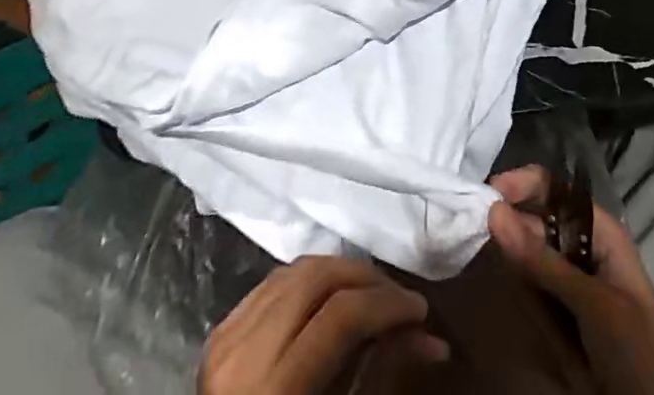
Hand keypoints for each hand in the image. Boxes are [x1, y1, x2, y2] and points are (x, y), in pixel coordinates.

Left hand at [200, 256, 448, 394]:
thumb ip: (381, 375)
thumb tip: (432, 339)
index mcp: (273, 387)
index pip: (339, 314)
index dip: (386, 304)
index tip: (420, 310)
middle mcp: (242, 351)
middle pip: (316, 277)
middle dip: (367, 278)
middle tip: (399, 298)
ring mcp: (226, 335)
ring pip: (295, 270)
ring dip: (341, 273)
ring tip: (373, 295)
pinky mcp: (221, 329)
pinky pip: (274, 282)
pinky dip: (311, 280)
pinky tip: (334, 297)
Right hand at [487, 166, 653, 394]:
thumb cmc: (637, 349)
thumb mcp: (592, 302)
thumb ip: (543, 261)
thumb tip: (494, 211)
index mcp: (601, 232)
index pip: (556, 191)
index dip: (523, 184)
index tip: (486, 194)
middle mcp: (582, 248)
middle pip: (536, 218)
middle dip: (508, 221)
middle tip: (471, 228)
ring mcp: (568, 280)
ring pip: (526, 251)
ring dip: (507, 255)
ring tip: (487, 258)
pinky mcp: (556, 311)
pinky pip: (527, 285)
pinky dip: (514, 284)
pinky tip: (501, 284)